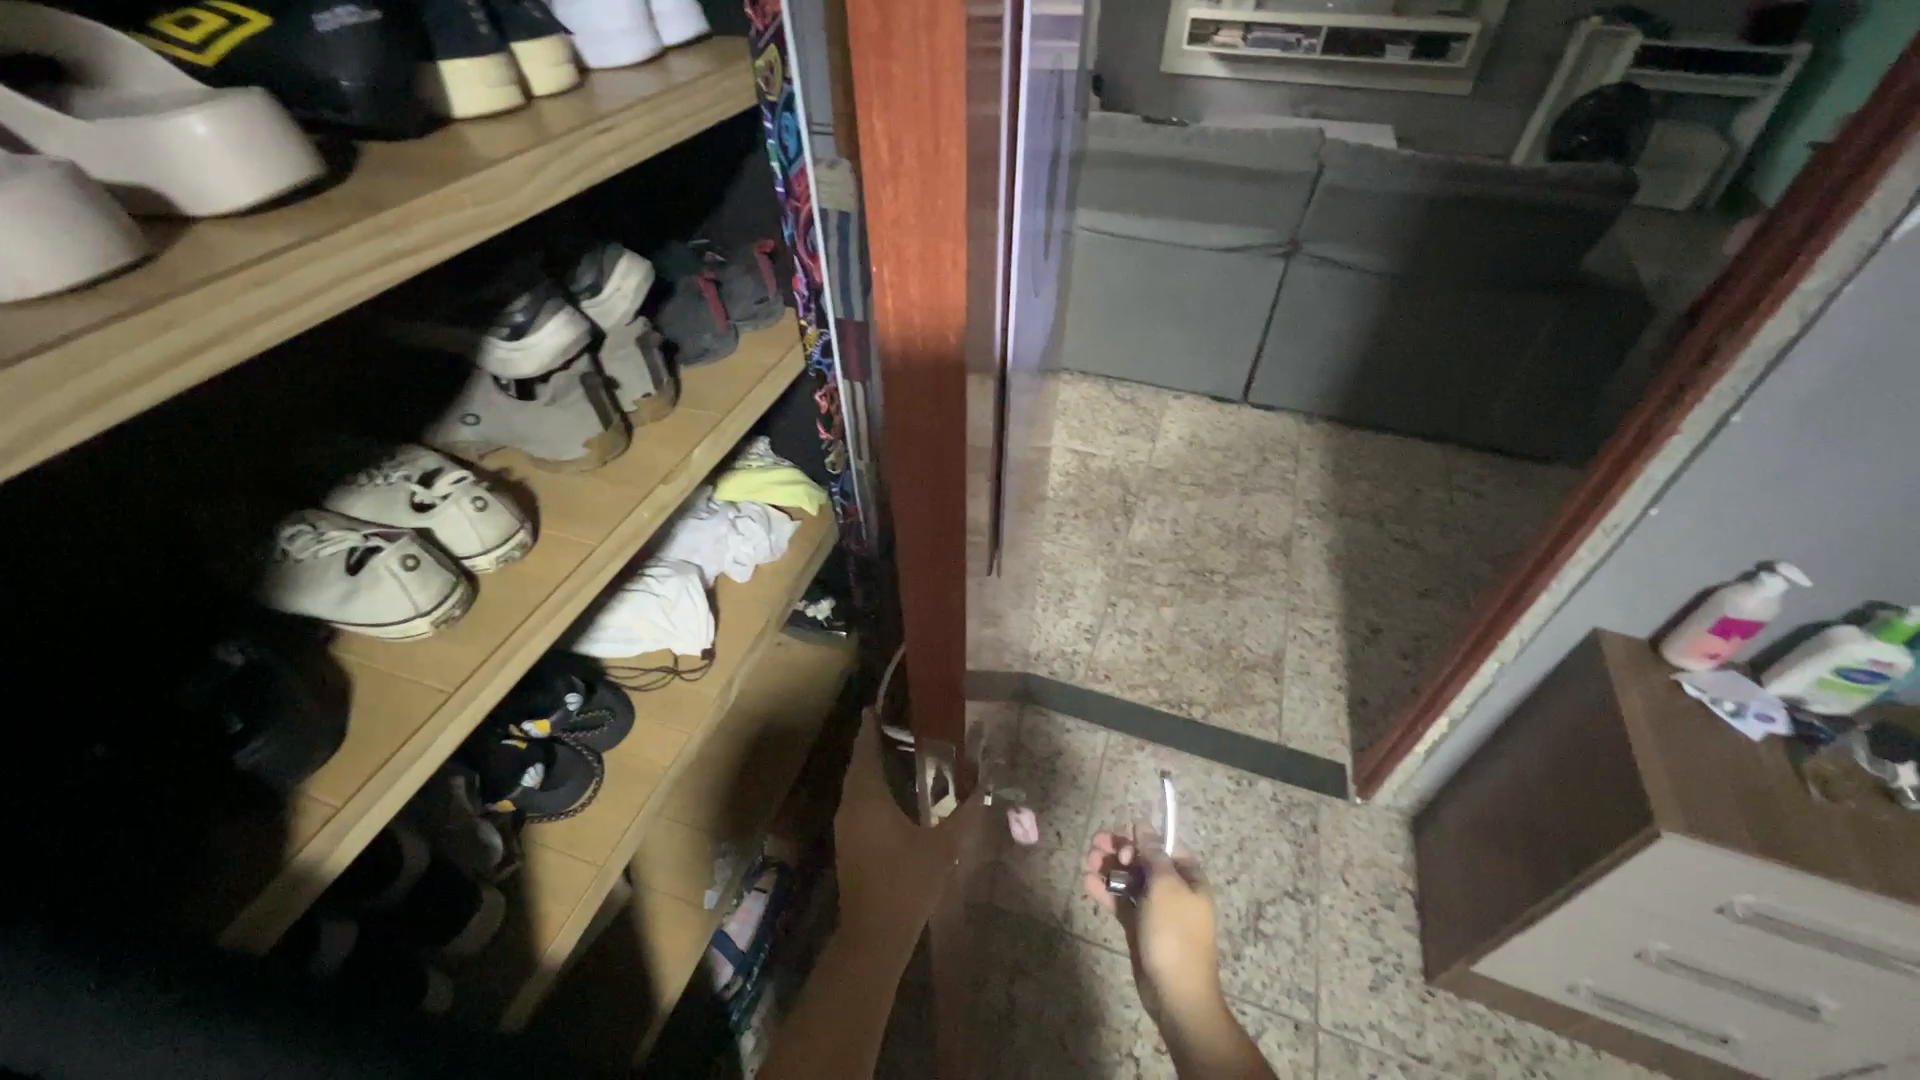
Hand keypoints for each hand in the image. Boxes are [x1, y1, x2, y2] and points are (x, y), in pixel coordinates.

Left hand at [834, 713, 982, 951]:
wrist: (874, 935)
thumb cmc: (907, 884)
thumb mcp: (943, 846)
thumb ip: (966, 813)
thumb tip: (987, 785)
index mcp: (868, 798)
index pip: (865, 751)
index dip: (869, 728)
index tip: (875, 707)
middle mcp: (850, 806)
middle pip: (858, 766)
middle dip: (871, 745)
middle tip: (893, 726)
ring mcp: (846, 827)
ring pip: (855, 786)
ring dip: (870, 768)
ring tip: (895, 752)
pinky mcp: (848, 844)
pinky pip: (857, 803)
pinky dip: (870, 789)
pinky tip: (892, 793)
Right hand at [1082, 828, 1223, 1022]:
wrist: (1175, 993)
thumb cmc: (1175, 933)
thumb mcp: (1165, 886)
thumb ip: (1153, 853)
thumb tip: (1144, 823)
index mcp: (1188, 877)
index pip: (1164, 846)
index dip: (1141, 840)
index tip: (1123, 843)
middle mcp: (1173, 890)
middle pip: (1142, 861)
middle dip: (1118, 851)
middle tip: (1094, 846)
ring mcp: (1155, 909)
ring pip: (1129, 880)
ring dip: (1108, 869)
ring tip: (1086, 862)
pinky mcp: (1139, 927)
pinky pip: (1121, 902)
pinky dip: (1106, 892)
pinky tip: (1087, 883)